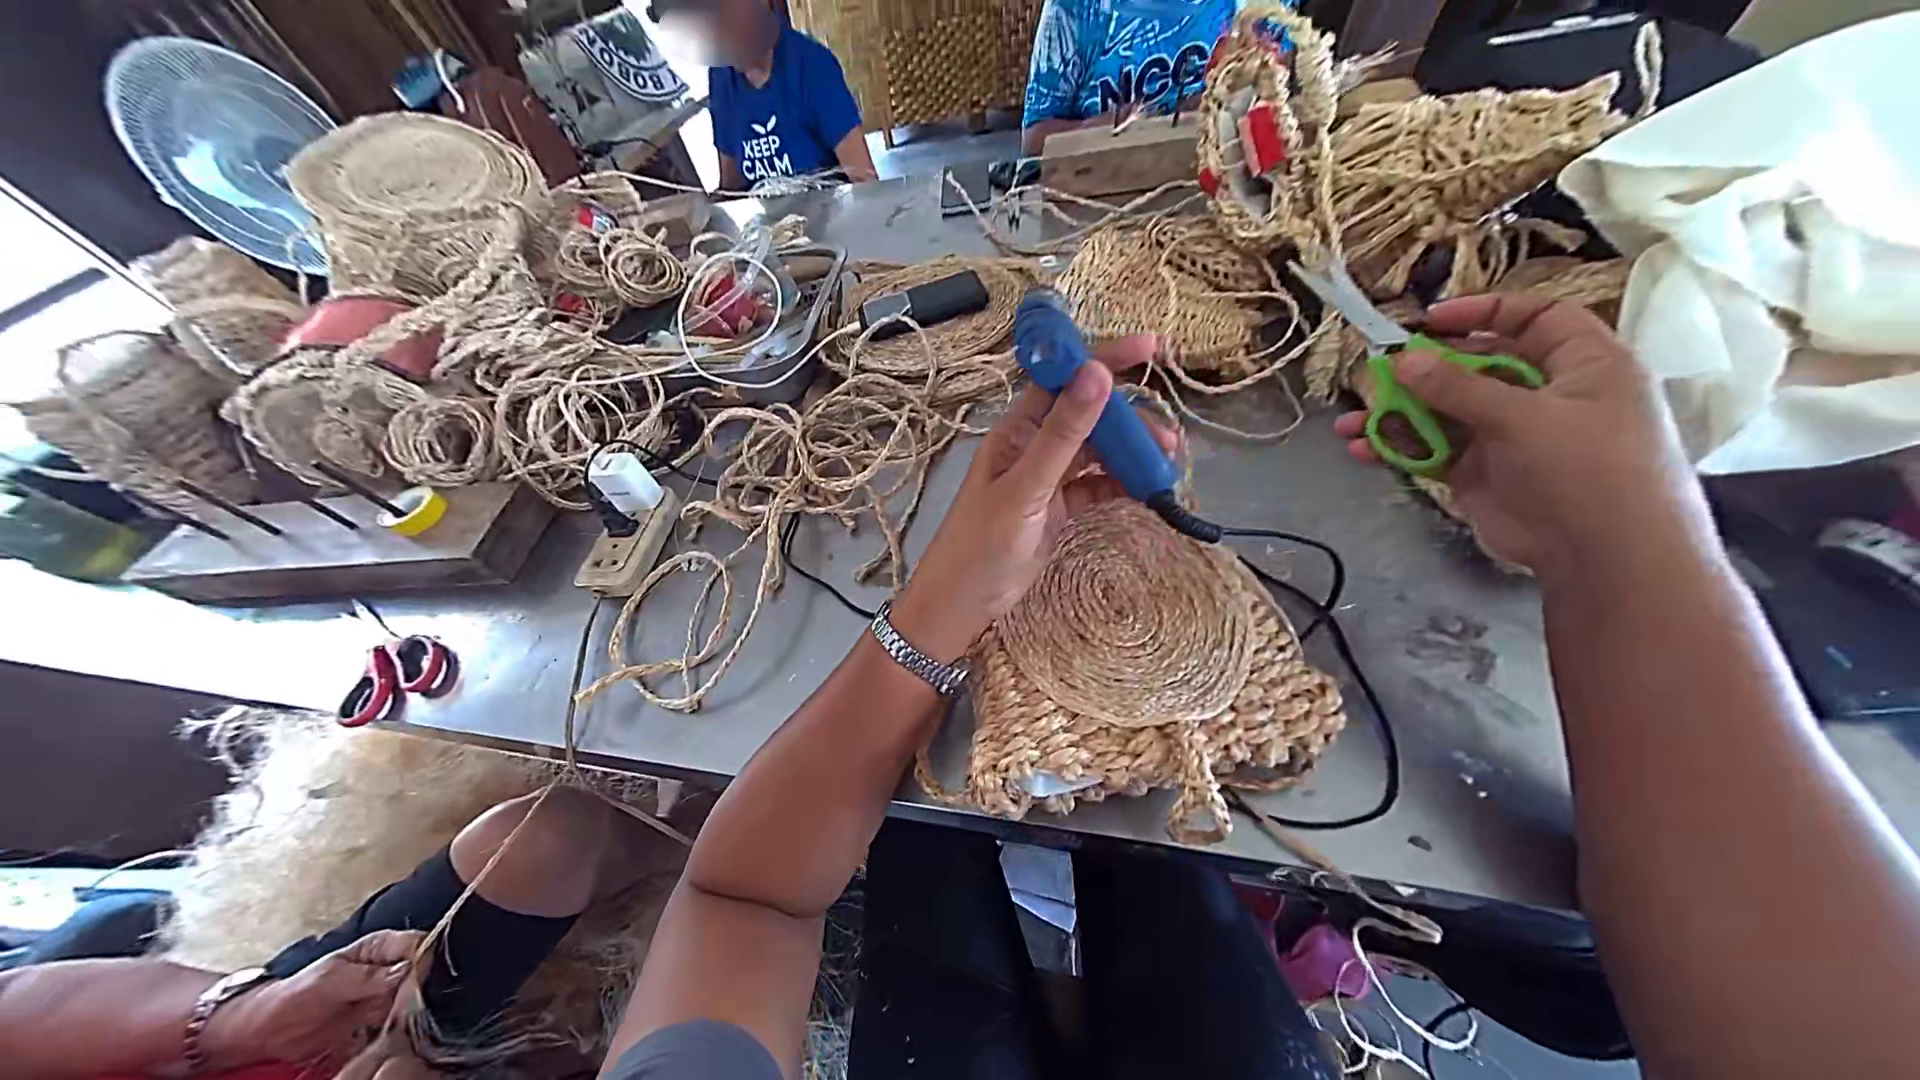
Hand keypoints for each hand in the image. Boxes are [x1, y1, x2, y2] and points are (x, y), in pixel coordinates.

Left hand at [200, 930, 422, 1073]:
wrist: (254, 1033)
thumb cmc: (290, 996)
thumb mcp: (327, 982)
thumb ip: (368, 976)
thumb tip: (408, 970)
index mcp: (384, 947)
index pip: (420, 946)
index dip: (424, 963)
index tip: (415, 986)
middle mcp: (392, 968)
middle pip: (422, 976)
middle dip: (414, 996)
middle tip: (396, 1017)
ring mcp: (386, 996)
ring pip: (414, 1002)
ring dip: (406, 1019)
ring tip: (391, 1034)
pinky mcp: (378, 1023)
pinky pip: (397, 1026)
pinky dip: (395, 1037)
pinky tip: (387, 1045)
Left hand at [889, 335, 1173, 661]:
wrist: (962, 604)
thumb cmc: (982, 543)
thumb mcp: (1025, 487)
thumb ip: (1063, 434)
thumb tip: (1097, 373)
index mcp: (1017, 430)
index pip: (1063, 381)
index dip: (1104, 360)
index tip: (1151, 348)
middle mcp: (1034, 447)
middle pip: (1089, 418)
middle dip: (1129, 420)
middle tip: (1167, 439)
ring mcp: (1049, 478)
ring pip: (1098, 453)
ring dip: (1131, 454)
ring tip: (1167, 465)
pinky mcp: (1060, 508)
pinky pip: (1097, 486)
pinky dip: (1122, 485)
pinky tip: (1147, 490)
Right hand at [1334, 294, 1709, 577]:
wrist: (1600, 554)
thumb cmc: (1585, 469)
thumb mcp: (1523, 417)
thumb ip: (1457, 387)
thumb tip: (1402, 360)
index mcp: (1581, 366)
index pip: (1535, 319)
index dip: (1485, 311)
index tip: (1431, 319)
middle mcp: (1543, 395)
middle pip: (1475, 367)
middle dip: (1422, 371)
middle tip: (1376, 374)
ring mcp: (1507, 435)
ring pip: (1443, 413)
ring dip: (1396, 416)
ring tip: (1351, 423)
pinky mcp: (1478, 471)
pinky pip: (1430, 450)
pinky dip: (1398, 449)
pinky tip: (1363, 449)